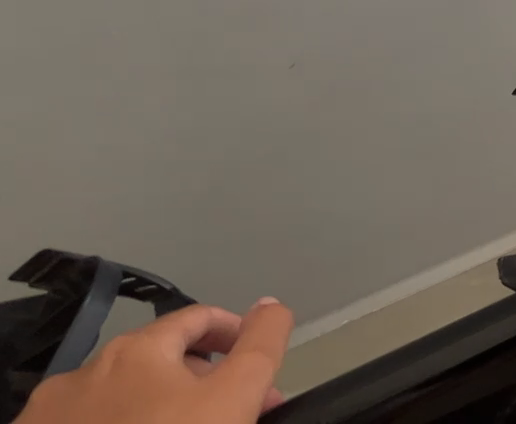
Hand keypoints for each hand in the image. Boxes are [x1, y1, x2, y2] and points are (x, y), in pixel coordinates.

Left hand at [17, 298, 293, 423]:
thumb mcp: (238, 391)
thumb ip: (264, 338)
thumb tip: (268, 304)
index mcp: (133, 351)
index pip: (200, 318)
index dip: (238, 334)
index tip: (256, 367)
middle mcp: (81, 377)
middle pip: (162, 359)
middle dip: (205, 378)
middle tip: (234, 410)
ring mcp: (47, 420)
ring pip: (125, 396)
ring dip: (166, 406)